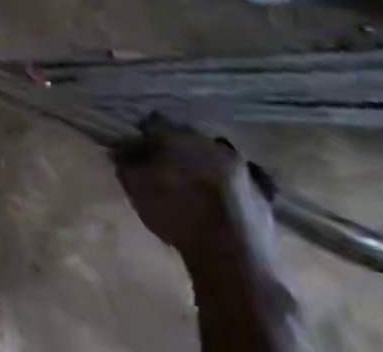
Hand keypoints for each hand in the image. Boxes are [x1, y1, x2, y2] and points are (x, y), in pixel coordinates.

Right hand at [114, 115, 273, 262]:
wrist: (233, 257)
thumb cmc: (176, 214)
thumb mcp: (136, 187)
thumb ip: (125, 162)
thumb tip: (120, 148)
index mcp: (179, 136)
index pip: (153, 123)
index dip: (142, 137)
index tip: (135, 151)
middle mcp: (210, 143)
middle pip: (185, 138)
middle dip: (174, 150)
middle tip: (162, 170)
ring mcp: (241, 167)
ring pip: (212, 158)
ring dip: (200, 167)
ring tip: (190, 189)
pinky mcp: (262, 194)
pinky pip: (235, 182)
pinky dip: (222, 188)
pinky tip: (214, 205)